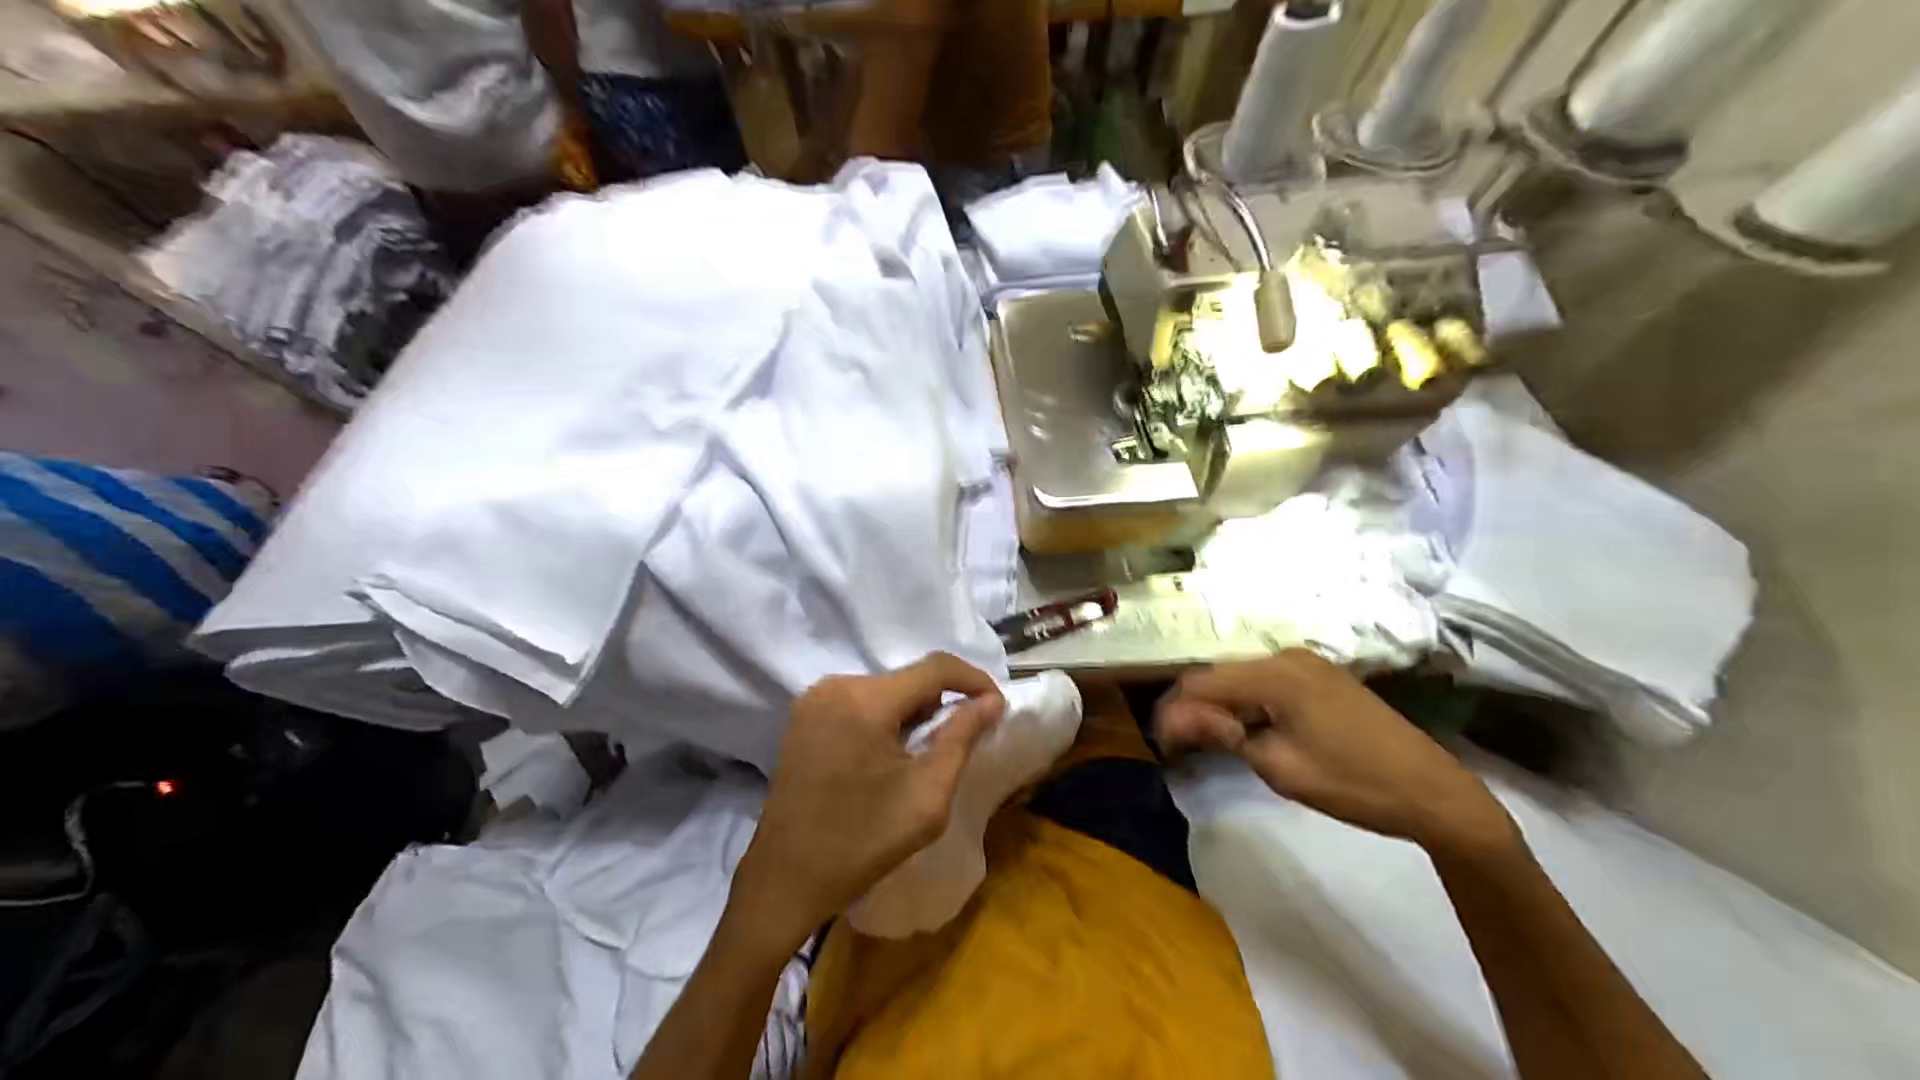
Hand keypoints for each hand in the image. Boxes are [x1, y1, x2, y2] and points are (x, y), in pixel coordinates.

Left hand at [727, 653, 1004, 951]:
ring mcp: (814, 699)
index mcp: (865, 700)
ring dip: (912, 711)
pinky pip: (859, 702)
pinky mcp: (804, 717)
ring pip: (884, 689)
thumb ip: (961, 738)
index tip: (998, 704)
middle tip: (963, 737)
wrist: (785, 880)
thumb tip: (990, 701)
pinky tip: (889, 754)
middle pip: (908, 678)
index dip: (974, 680)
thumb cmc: (862, 842)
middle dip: (942, 701)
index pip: (935, 668)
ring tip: (924, 752)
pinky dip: (884, 718)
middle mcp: (836, 686)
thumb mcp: (927, 795)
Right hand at [1156, 649, 1517, 857]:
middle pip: (1219, 675)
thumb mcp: (1279, 765)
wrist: (1435, 793)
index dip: (1173, 712)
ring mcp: (1307, 664)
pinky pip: (1266, 682)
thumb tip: (1177, 718)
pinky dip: (1247, 704)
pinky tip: (1246, 729)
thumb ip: (1224, 733)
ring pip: (1241, 678)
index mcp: (1275, 674)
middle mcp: (1287, 657)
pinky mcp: (1321, 677)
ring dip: (1220, 706)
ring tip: (1210, 741)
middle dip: (1193, 708)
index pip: (1200, 683)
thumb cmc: (1353, 783)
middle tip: (1182, 746)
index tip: (1163, 746)